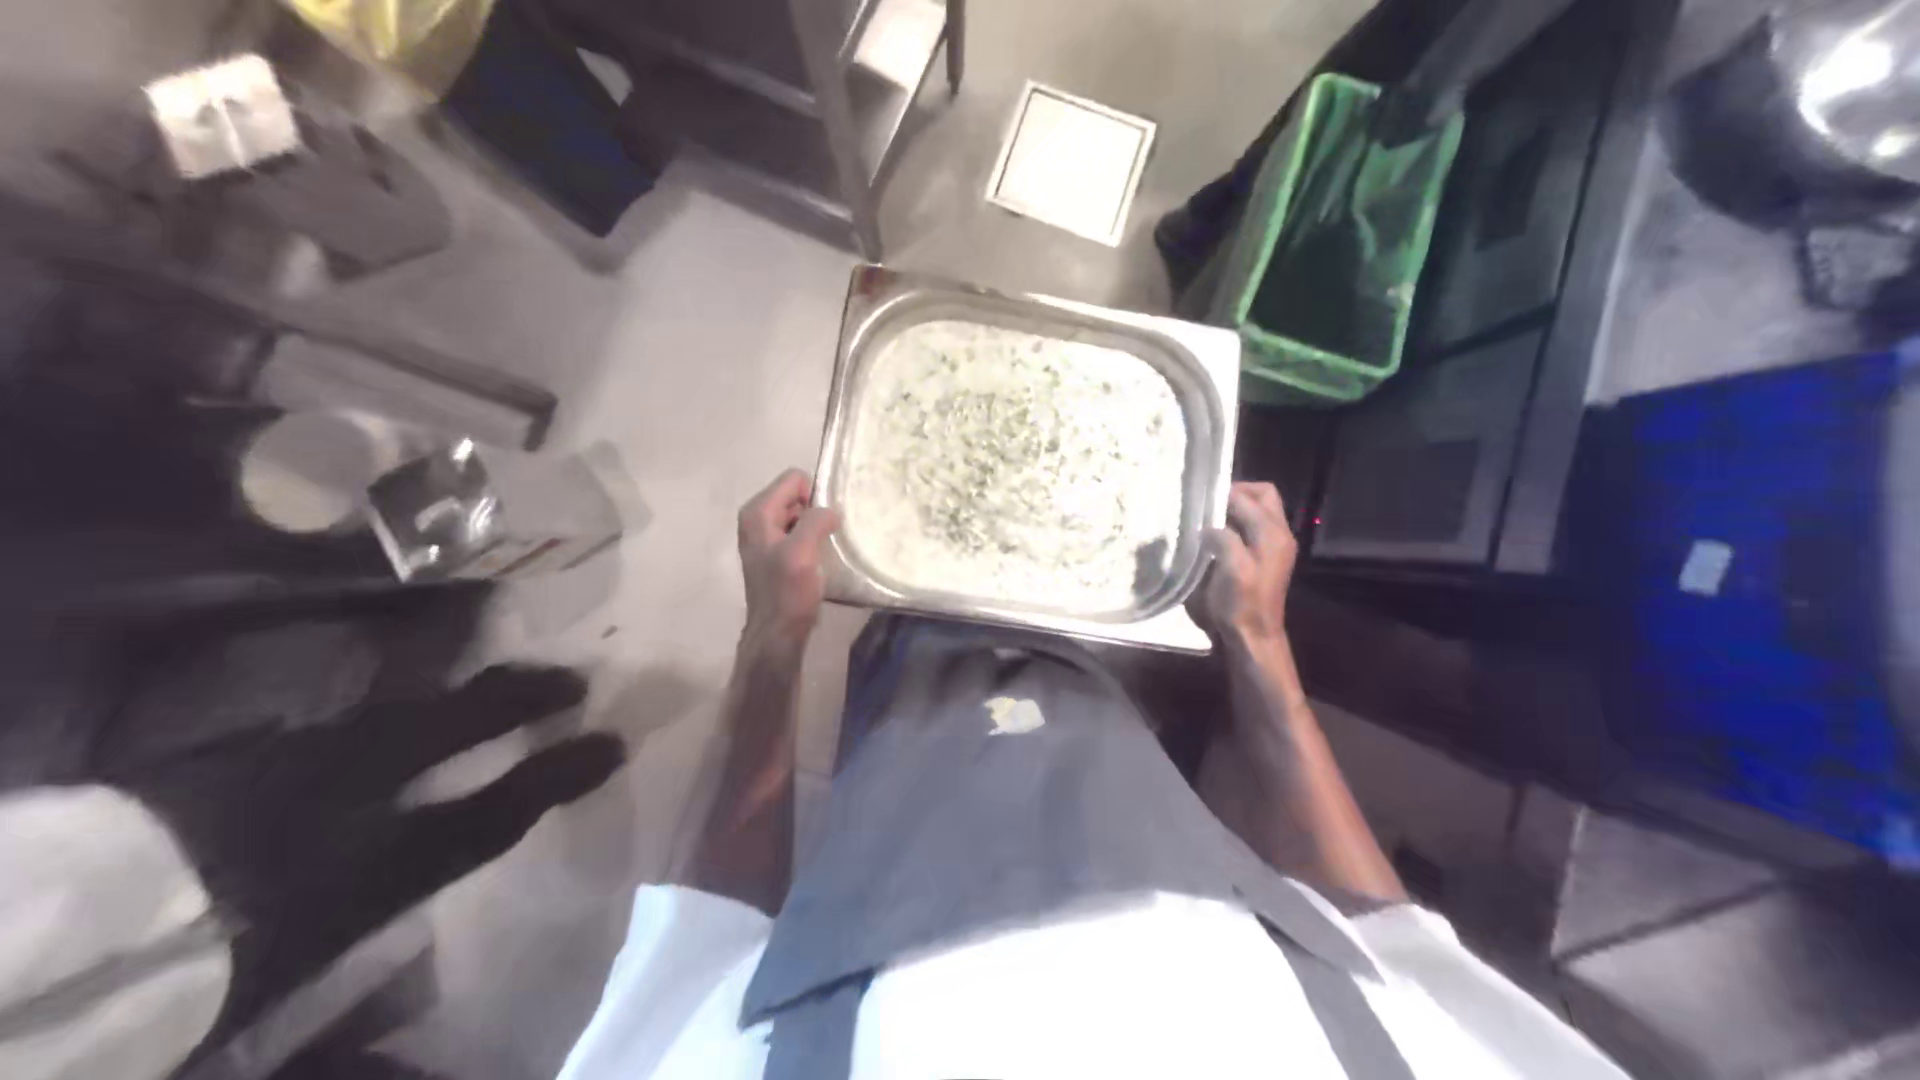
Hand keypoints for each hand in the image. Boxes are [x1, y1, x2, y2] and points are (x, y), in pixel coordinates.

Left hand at [737, 469, 840, 654]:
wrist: (777, 633)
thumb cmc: (787, 592)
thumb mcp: (801, 552)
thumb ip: (815, 521)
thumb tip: (831, 512)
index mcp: (757, 513)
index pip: (794, 479)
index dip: (815, 496)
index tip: (825, 523)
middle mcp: (757, 519)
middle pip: (797, 494)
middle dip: (816, 510)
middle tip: (828, 536)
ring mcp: (766, 537)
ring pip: (801, 514)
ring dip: (817, 526)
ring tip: (826, 548)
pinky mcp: (777, 553)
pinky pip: (800, 531)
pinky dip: (813, 539)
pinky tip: (820, 558)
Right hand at [1199, 482, 1297, 653]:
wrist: (1253, 636)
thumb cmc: (1240, 604)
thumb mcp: (1231, 569)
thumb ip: (1224, 539)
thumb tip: (1210, 525)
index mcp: (1272, 534)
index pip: (1248, 498)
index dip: (1223, 494)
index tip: (1197, 496)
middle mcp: (1279, 534)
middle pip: (1263, 495)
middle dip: (1237, 492)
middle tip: (1208, 502)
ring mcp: (1275, 545)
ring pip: (1260, 509)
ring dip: (1237, 507)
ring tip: (1209, 516)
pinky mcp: (1267, 556)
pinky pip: (1255, 525)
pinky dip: (1237, 521)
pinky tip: (1216, 534)